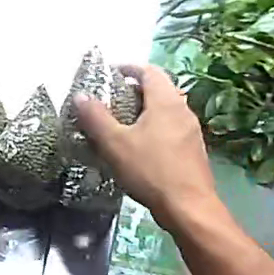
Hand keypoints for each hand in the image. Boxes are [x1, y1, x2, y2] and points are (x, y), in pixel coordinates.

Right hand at [72, 64, 218, 225]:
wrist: (188, 207)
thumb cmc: (150, 171)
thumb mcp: (115, 144)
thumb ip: (96, 118)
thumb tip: (81, 96)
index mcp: (165, 101)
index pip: (149, 70)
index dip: (129, 68)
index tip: (111, 73)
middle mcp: (183, 110)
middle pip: (159, 89)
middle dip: (136, 90)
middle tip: (112, 100)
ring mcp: (191, 131)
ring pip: (166, 111)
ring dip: (146, 111)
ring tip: (123, 124)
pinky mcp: (193, 150)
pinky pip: (171, 129)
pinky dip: (155, 128)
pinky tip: (142, 147)